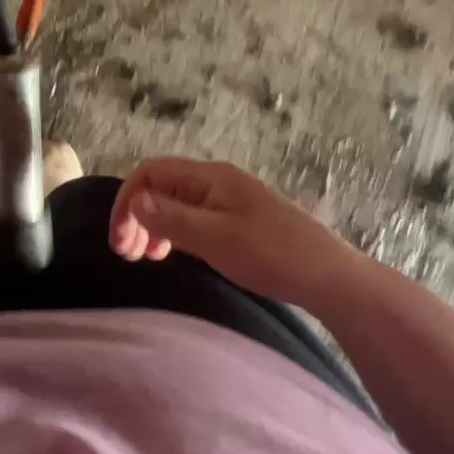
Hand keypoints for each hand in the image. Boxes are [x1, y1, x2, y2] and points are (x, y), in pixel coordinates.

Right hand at [109, 157, 374, 311]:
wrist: (334, 280)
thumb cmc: (274, 256)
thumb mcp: (216, 239)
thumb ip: (172, 219)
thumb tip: (134, 200)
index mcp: (210, 177)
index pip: (150, 173)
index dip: (126, 201)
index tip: (119, 240)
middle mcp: (217, 181)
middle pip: (160, 186)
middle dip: (136, 214)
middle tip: (127, 254)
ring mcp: (230, 200)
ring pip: (175, 203)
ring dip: (153, 225)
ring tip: (147, 257)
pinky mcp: (240, 220)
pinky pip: (192, 217)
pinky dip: (174, 232)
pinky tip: (175, 254)